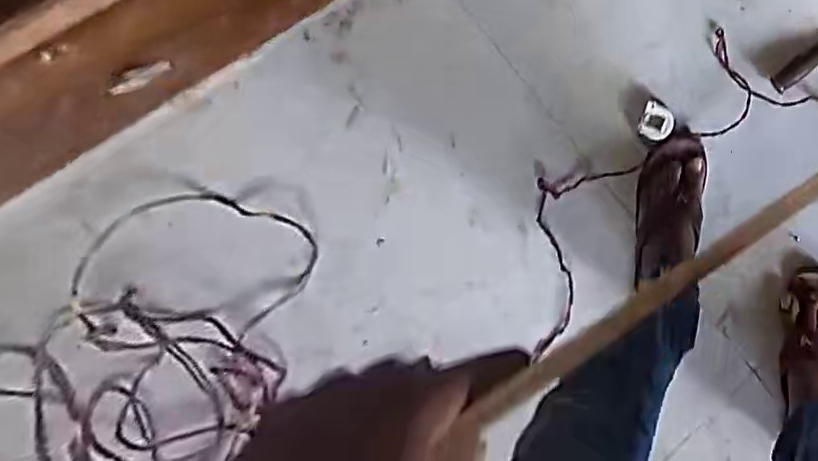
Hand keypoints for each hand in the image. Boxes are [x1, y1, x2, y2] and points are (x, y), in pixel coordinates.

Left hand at [236, 350, 527, 460]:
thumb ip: (463, 453)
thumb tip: (478, 441)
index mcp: (423, 396)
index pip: (488, 367)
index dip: (512, 369)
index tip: (529, 368)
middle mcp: (385, 375)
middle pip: (431, 377)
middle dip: (438, 405)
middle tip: (434, 444)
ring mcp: (334, 386)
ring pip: (382, 386)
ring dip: (390, 410)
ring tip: (379, 450)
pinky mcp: (288, 407)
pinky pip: (335, 399)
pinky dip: (345, 418)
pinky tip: (335, 450)